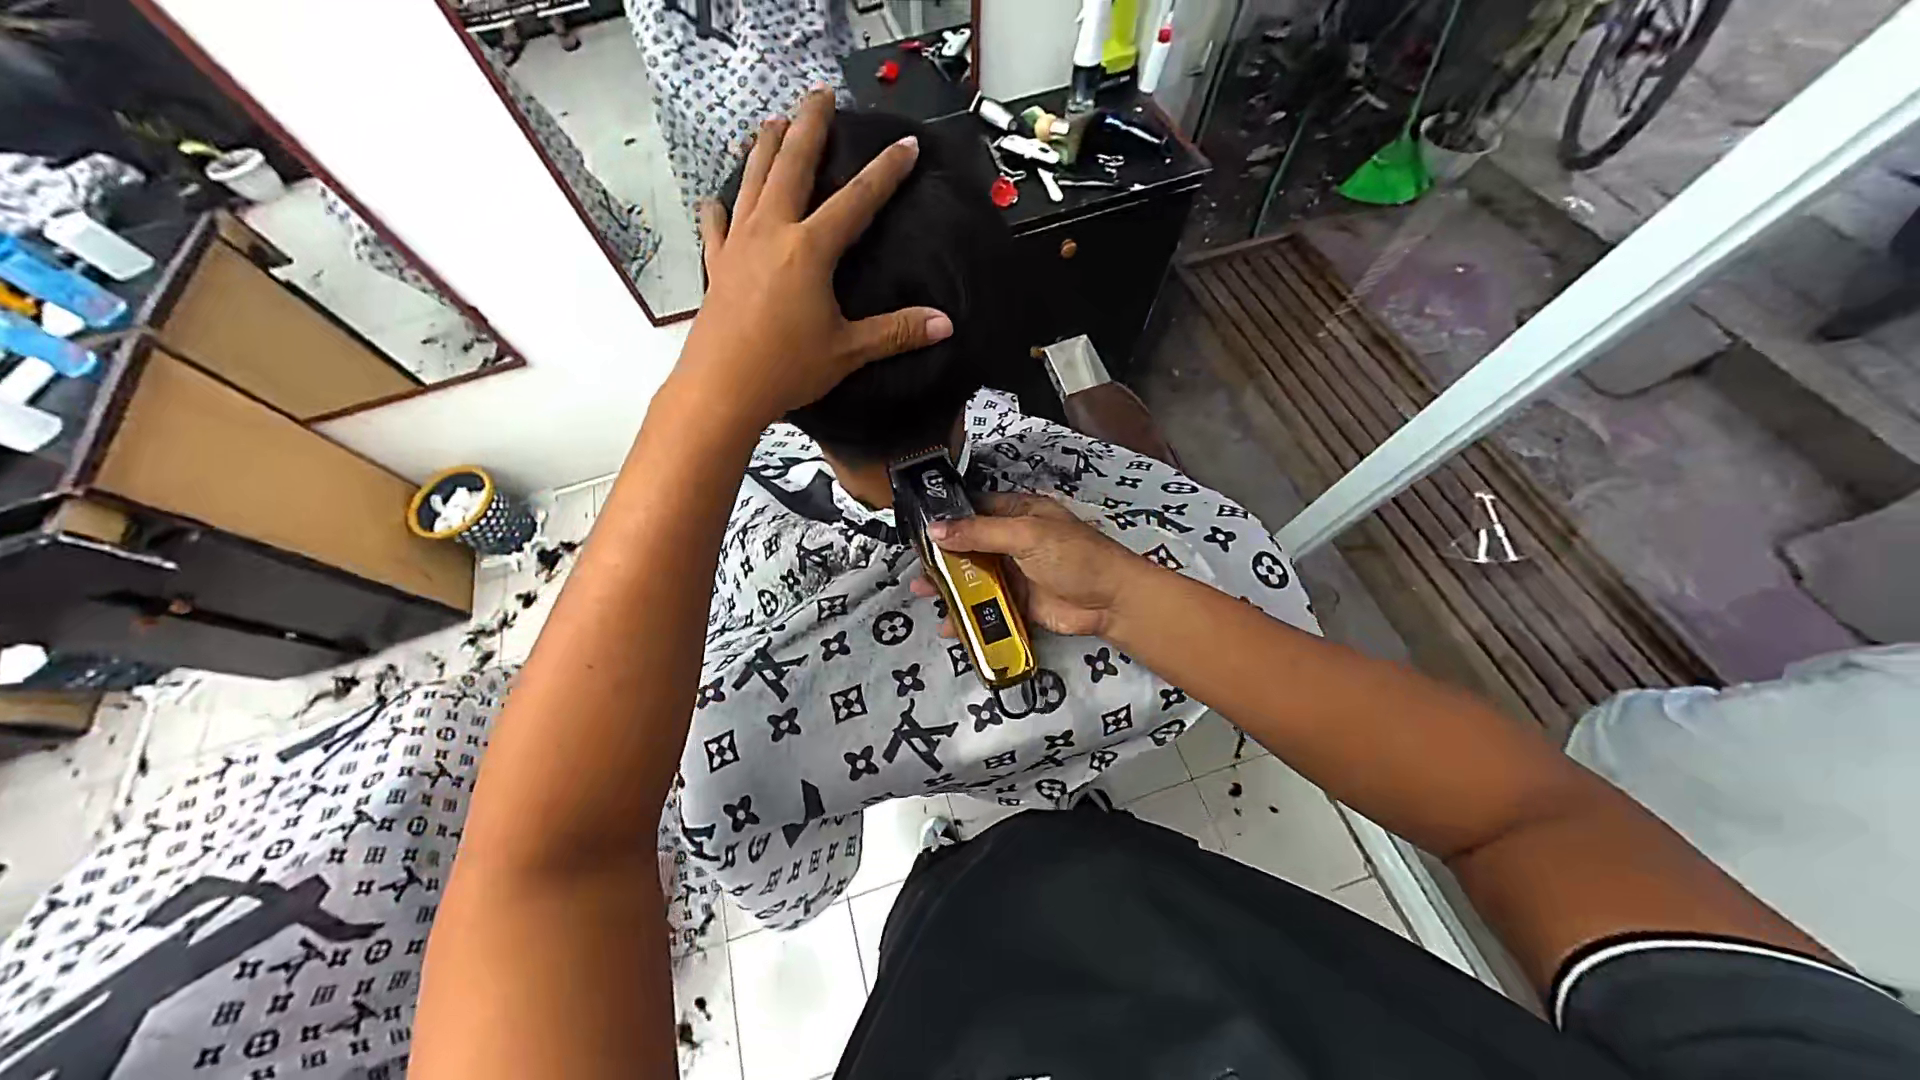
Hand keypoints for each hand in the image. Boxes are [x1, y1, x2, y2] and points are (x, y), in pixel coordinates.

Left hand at [675, 89, 952, 427]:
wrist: (722, 388)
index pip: (857, 199)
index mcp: (810, 250)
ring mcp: (739, 244)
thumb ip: (897, 332)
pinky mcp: (717, 264)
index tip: (905, 146)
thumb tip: (943, 324)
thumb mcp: (849, 351)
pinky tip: (719, 198)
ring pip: (752, 180)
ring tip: (773, 122)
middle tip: (820, 96)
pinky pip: (718, 223)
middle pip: (792, 164)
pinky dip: (721, 206)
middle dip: (810, 126)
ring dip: (765, 147)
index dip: (886, 171)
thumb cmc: (785, 369)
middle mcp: (772, 233)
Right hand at [909, 493, 1146, 638]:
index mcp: (1019, 513)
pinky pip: (987, 606)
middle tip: (919, 569)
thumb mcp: (1026, 535)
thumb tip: (938, 529)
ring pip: (975, 578)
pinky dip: (968, 614)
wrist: (1111, 601)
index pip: (976, 510)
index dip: (949, 520)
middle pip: (970, 547)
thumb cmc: (1077, 557)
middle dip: (944, 558)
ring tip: (925, 593)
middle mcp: (1014, 541)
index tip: (921, 532)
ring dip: (951, 587)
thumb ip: (980, 533)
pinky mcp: (1019, 601)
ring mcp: (1016, 572)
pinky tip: (950, 623)